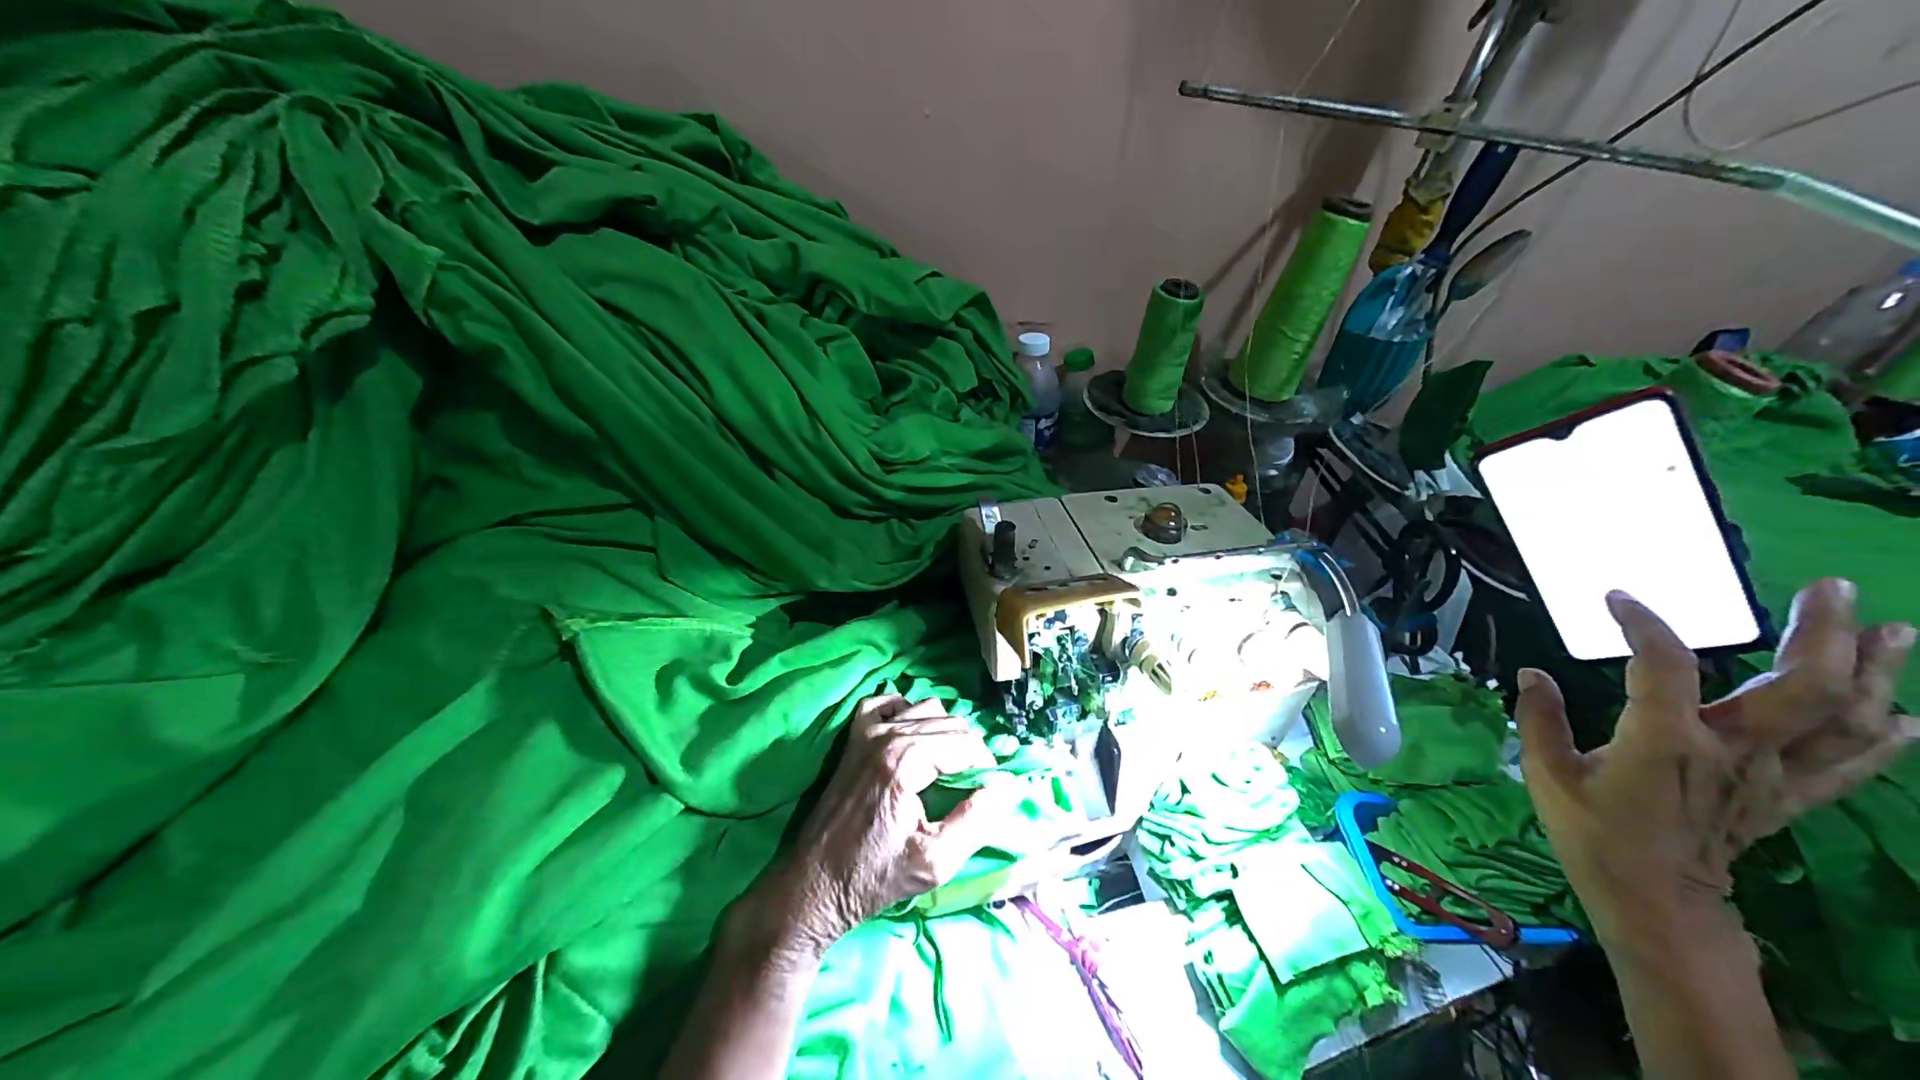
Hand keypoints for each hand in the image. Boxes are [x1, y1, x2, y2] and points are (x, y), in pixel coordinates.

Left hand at [739, 695, 1020, 961]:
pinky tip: (913, 736)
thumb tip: (1007, 787)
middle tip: (972, 786)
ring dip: (944, 731)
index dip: (986, 766)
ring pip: (925, 708)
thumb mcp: (935, 862)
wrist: (814, 884)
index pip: (967, 743)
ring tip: (948, 766)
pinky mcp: (852, 738)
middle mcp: (886, 733)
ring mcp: (865, 731)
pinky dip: (906, 711)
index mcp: (906, 759)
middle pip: (950, 723)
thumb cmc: (874, 877)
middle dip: (969, 750)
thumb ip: (977, 820)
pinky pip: (887, 703)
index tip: (990, 791)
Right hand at [1514, 580, 1913, 940]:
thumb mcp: (1547, 774)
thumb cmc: (1593, 834)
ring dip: (1874, 673)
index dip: (1644, 624)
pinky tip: (1904, 711)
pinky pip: (1849, 765)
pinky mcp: (1785, 797)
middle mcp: (1732, 751)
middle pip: (1803, 688)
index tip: (1619, 599)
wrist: (1654, 901)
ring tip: (1893, 630)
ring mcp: (1769, 775)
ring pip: (1842, 720)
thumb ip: (1539, 718)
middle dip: (1826, 634)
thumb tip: (1533, 672)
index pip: (1664, 665)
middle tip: (1835, 589)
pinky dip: (1883, 738)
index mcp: (1665, 742)